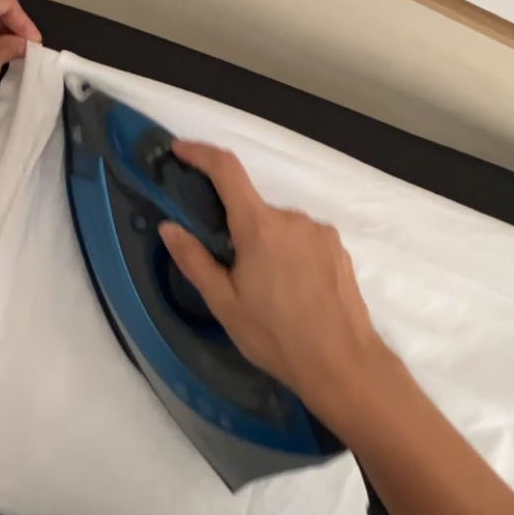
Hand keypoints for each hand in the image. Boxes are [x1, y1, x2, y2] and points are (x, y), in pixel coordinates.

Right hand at [158, 140, 392, 408]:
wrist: (343, 364)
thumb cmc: (275, 335)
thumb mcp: (224, 302)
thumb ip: (195, 260)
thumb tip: (170, 227)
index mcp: (260, 227)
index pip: (227, 171)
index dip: (200, 154)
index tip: (180, 150)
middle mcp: (292, 219)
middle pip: (252, 209)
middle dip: (235, 230)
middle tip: (230, 273)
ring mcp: (320, 233)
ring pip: (278, 228)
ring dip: (263, 245)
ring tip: (264, 292)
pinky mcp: (337, 249)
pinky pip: (301, 240)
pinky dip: (286, 255)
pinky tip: (289, 292)